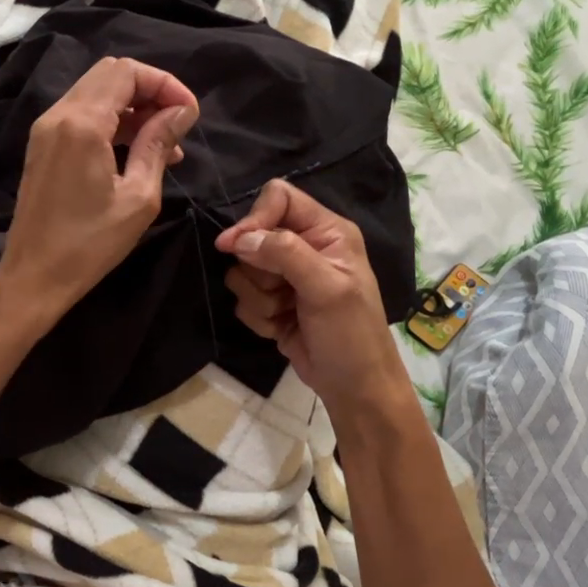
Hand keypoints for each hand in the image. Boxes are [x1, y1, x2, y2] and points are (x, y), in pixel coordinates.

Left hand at [0, 57, 199, 326]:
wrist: (33, 277)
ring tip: (165, 147)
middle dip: (149, 92)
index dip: (164, 84)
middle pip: (109, 75)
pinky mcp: (41, 148)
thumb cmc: (89, 244)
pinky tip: (136, 154)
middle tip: (176, 127)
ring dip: (132, 110)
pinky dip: (111, 124)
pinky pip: (81, 117)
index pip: (126, 71)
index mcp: (81, 123)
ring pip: (95, 94)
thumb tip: (180, 111)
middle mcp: (57, 116)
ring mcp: (44, 131)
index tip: (188, 115)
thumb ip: (157, 145)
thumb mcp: (137, 197)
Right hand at [215, 180, 406, 407]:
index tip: (233, 246)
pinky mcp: (272, 302)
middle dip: (259, 270)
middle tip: (284, 292)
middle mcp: (305, 246)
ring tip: (287, 313)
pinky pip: (242, 298)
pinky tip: (283, 327)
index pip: (277, 198)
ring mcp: (286, 276)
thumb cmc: (352, 335)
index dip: (253, 219)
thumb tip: (239, 238)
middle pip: (251, 237)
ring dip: (259, 298)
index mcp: (327, 231)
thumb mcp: (326, 289)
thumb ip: (285, 254)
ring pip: (241, 271)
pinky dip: (259, 317)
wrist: (354, 387)